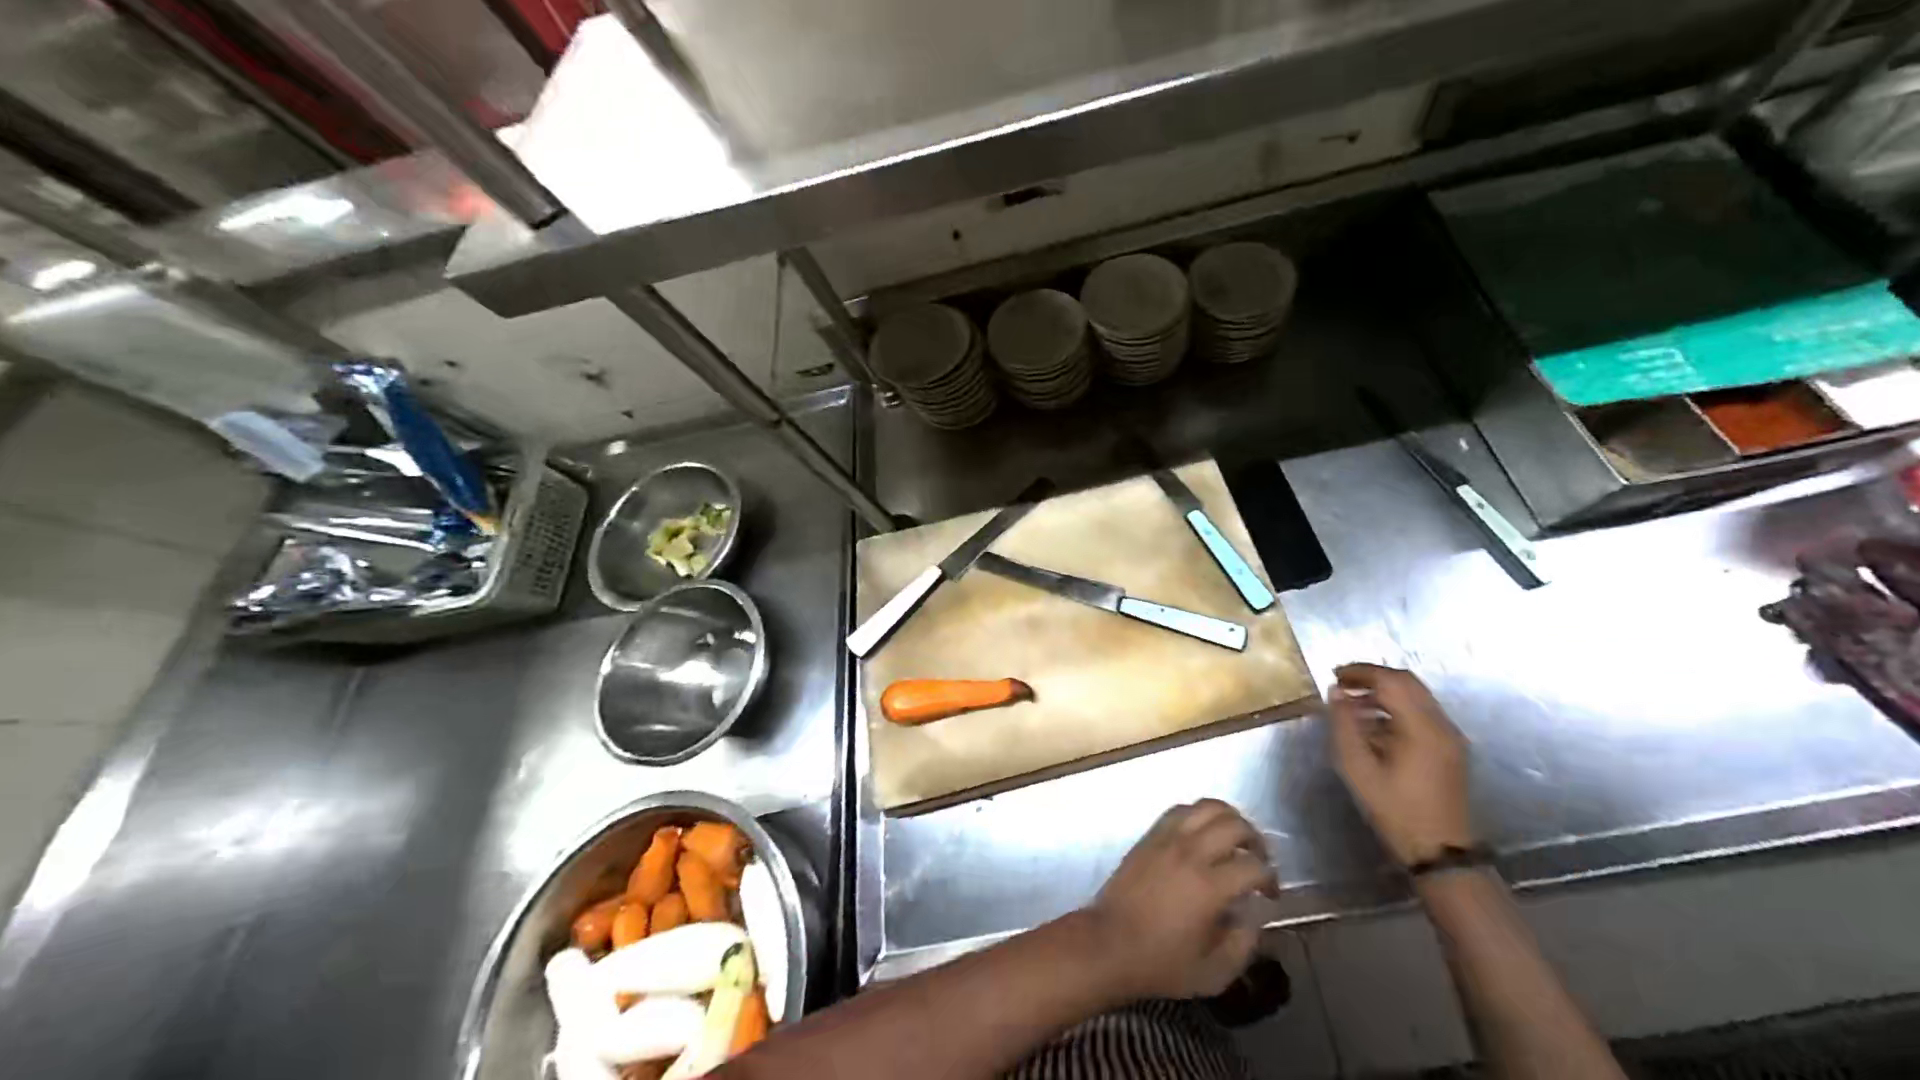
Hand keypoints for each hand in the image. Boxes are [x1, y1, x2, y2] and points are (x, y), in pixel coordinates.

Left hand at [1085, 799, 1277, 1000]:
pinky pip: (1179, 811)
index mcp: (1209, 886)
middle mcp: (1190, 853)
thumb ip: (1243, 942)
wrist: (1108, 944)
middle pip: (1234, 824)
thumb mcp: (1214, 972)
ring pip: (1206, 807)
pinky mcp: (1148, 836)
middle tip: (1259, 860)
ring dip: (1229, 819)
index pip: (1254, 866)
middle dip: (1256, 840)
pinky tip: (1203, 834)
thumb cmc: (1160, 962)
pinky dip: (1198, 815)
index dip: (1271, 879)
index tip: (1270, 895)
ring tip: (1235, 840)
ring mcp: (1166, 839)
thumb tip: (1253, 915)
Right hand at [1329, 663, 1475, 866]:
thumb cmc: (1395, 809)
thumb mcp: (1357, 768)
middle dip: (1373, 677)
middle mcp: (1442, 725)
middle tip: (1342, 683)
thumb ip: (1344, 725)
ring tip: (1353, 703)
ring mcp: (1450, 736)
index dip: (1361, 672)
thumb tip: (1336, 693)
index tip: (1334, 675)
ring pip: (1417, 695)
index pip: (1391, 681)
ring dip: (1385, 691)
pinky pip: (1423, 712)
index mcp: (1421, 728)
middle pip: (1407, 682)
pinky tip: (1374, 723)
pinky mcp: (1451, 747)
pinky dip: (1397, 706)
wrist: (1439, 850)